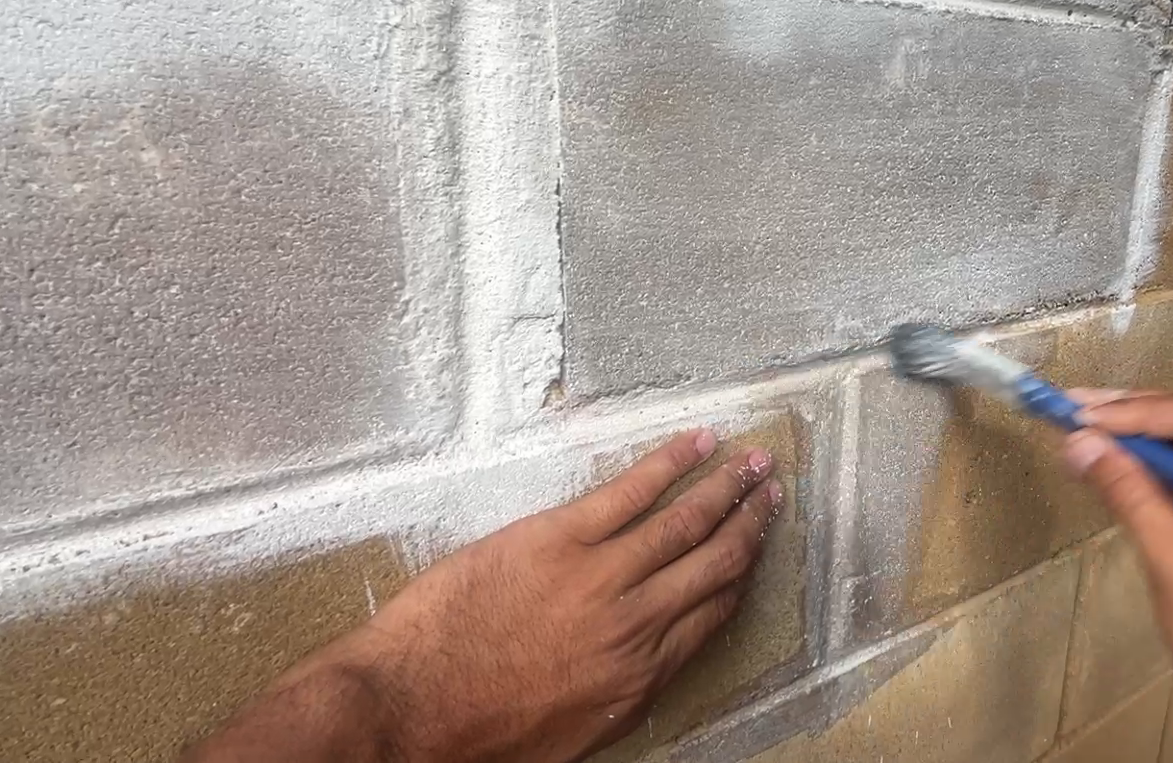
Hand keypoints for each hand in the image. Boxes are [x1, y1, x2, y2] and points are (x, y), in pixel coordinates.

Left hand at [184, 429, 780, 762]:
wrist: (398, 719)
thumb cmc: (479, 736)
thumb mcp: (573, 735)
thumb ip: (626, 688)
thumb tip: (658, 650)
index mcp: (640, 675)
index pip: (714, 612)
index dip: (745, 572)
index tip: (760, 544)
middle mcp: (638, 622)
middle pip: (715, 562)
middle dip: (752, 523)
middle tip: (774, 490)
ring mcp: (604, 573)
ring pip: (685, 521)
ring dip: (726, 486)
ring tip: (753, 461)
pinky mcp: (564, 537)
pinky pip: (633, 491)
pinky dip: (671, 462)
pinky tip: (699, 441)